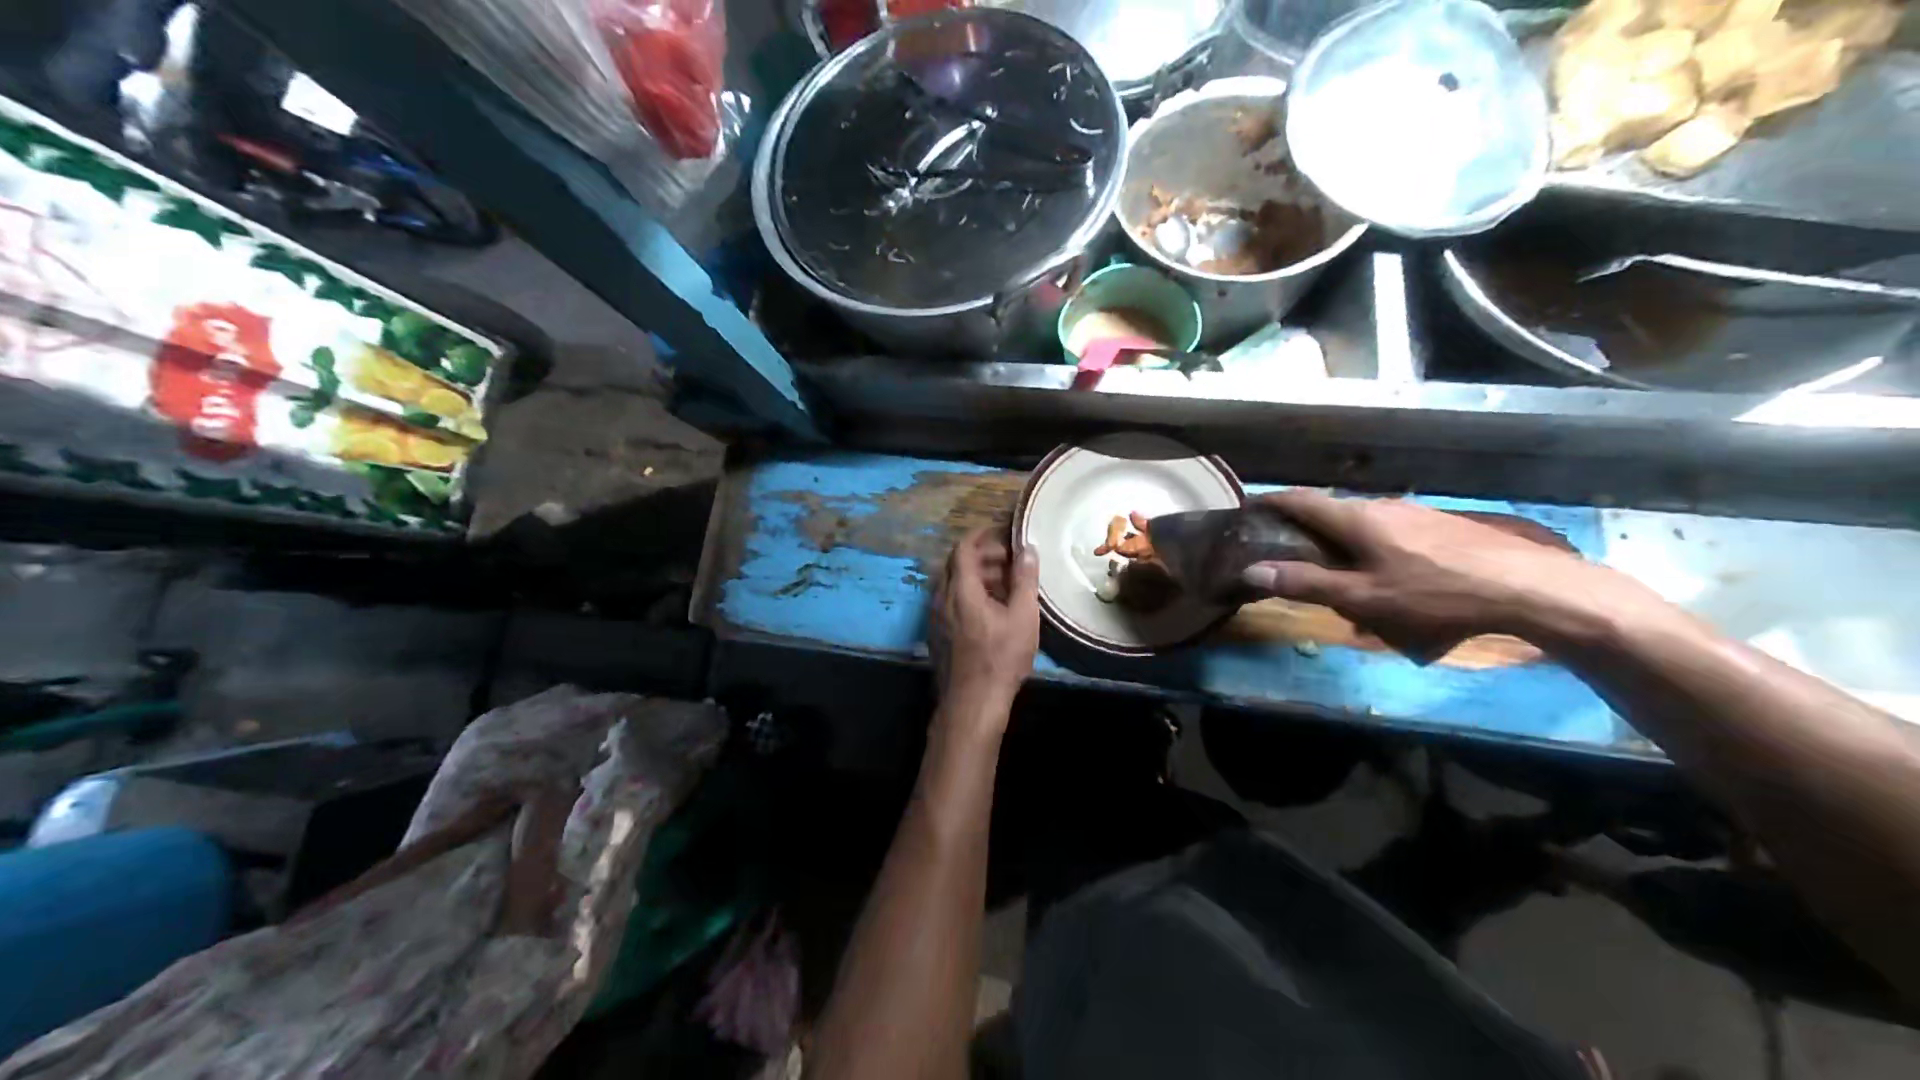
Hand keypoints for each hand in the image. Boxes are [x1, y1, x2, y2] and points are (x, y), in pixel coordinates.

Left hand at [929, 528, 1039, 719]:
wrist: (972, 704)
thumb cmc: (1001, 658)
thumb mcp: (1023, 616)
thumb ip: (1025, 579)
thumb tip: (1028, 548)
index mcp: (960, 589)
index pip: (963, 547)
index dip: (982, 535)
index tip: (1003, 532)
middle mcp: (941, 598)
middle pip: (956, 563)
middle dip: (983, 555)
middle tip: (1011, 560)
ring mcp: (935, 617)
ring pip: (953, 583)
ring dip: (977, 576)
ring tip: (1006, 584)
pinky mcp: (937, 633)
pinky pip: (950, 601)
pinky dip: (969, 593)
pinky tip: (992, 608)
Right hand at [1241, 491, 1668, 658]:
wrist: (1530, 588)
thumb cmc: (1435, 593)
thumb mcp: (1363, 598)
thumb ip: (1306, 584)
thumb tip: (1251, 571)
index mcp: (1356, 518)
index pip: (1300, 500)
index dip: (1271, 501)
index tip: (1248, 506)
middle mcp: (1383, 506)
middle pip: (1333, 514)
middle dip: (1309, 534)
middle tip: (1295, 562)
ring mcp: (1418, 514)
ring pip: (1366, 528)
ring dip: (1347, 549)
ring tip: (1348, 584)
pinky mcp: (1445, 528)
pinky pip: (1395, 537)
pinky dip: (1377, 554)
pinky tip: (1395, 585)